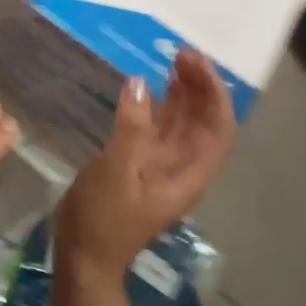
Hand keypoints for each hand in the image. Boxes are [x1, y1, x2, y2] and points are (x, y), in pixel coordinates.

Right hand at [57, 51, 236, 280]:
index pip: (219, 130)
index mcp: (188, 174)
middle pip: (205, 123)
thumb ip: (131, 127)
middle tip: (180, 51)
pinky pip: (160, 129)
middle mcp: (183, 167)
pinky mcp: (140, 164)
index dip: (214, 95)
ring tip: (171, 59)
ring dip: (183, 93)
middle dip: (201, 87)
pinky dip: (160, 105)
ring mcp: (162, 166)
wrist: (86, 254)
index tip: (194, 62)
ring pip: (184, 124)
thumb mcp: (116, 170)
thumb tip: (140, 82)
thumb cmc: (105, 216)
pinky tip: (148, 87)